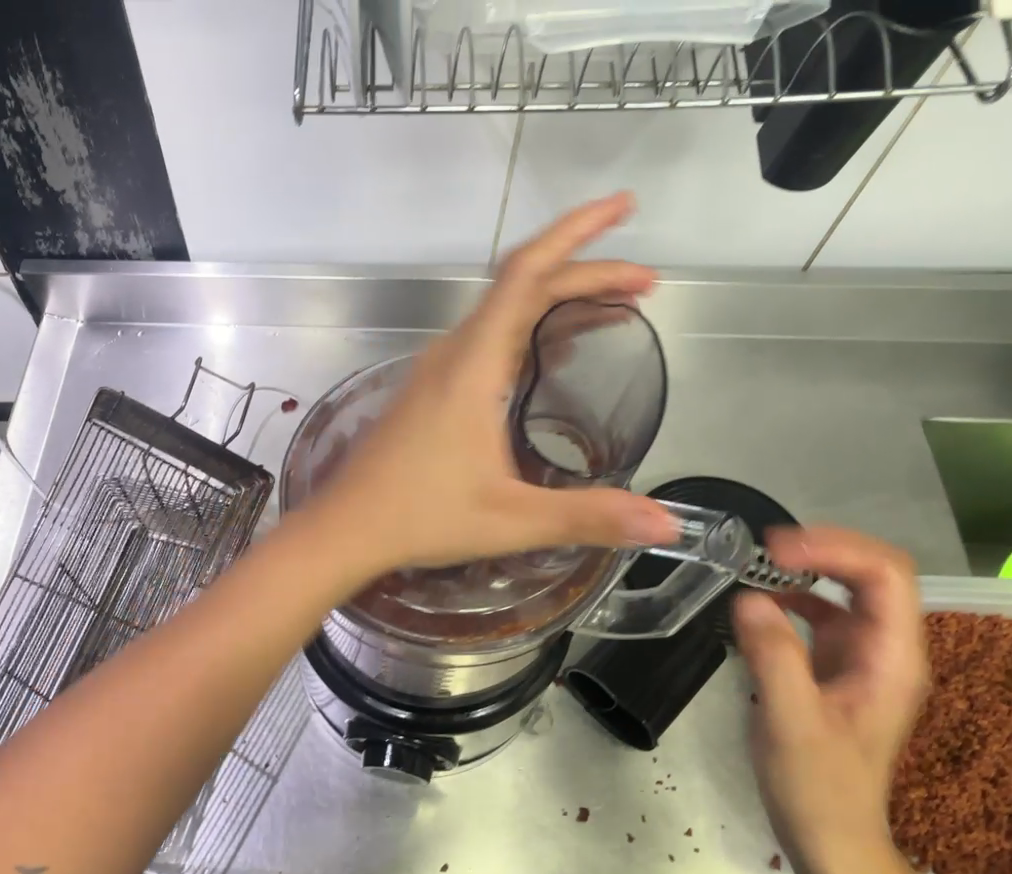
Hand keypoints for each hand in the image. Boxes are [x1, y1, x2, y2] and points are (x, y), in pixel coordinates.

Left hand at [304, 193, 677, 575]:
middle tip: (646, 283)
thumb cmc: (420, 516)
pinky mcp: (429, 391)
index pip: (528, 273)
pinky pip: (488, 340)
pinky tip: (556, 355)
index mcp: (474, 365)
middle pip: (523, 286)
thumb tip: (666, 525)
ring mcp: (437, 370)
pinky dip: (531, 331)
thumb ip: (588, 516)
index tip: (624, 208)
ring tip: (616, 308)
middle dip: (586, 271)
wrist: (345, 528)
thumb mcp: (512, 520)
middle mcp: (454, 353)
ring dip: (559, 301)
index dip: (578, 233)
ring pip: (504, 313)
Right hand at [731, 527, 928, 865]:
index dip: (835, 550)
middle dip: (824, 550)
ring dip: (811, 569)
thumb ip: (772, 655)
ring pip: (851, 592)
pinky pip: (826, 617)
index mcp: (892, 659)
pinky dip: (796, 599)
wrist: (830, 840)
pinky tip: (762, 601)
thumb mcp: (788, 720)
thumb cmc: (817, 787)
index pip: (885, 575)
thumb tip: (747, 597)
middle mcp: (888, 650)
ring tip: (760, 563)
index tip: (775, 551)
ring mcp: (865, 660)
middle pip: (874, 574)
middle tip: (765, 548)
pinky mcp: (840, 671)